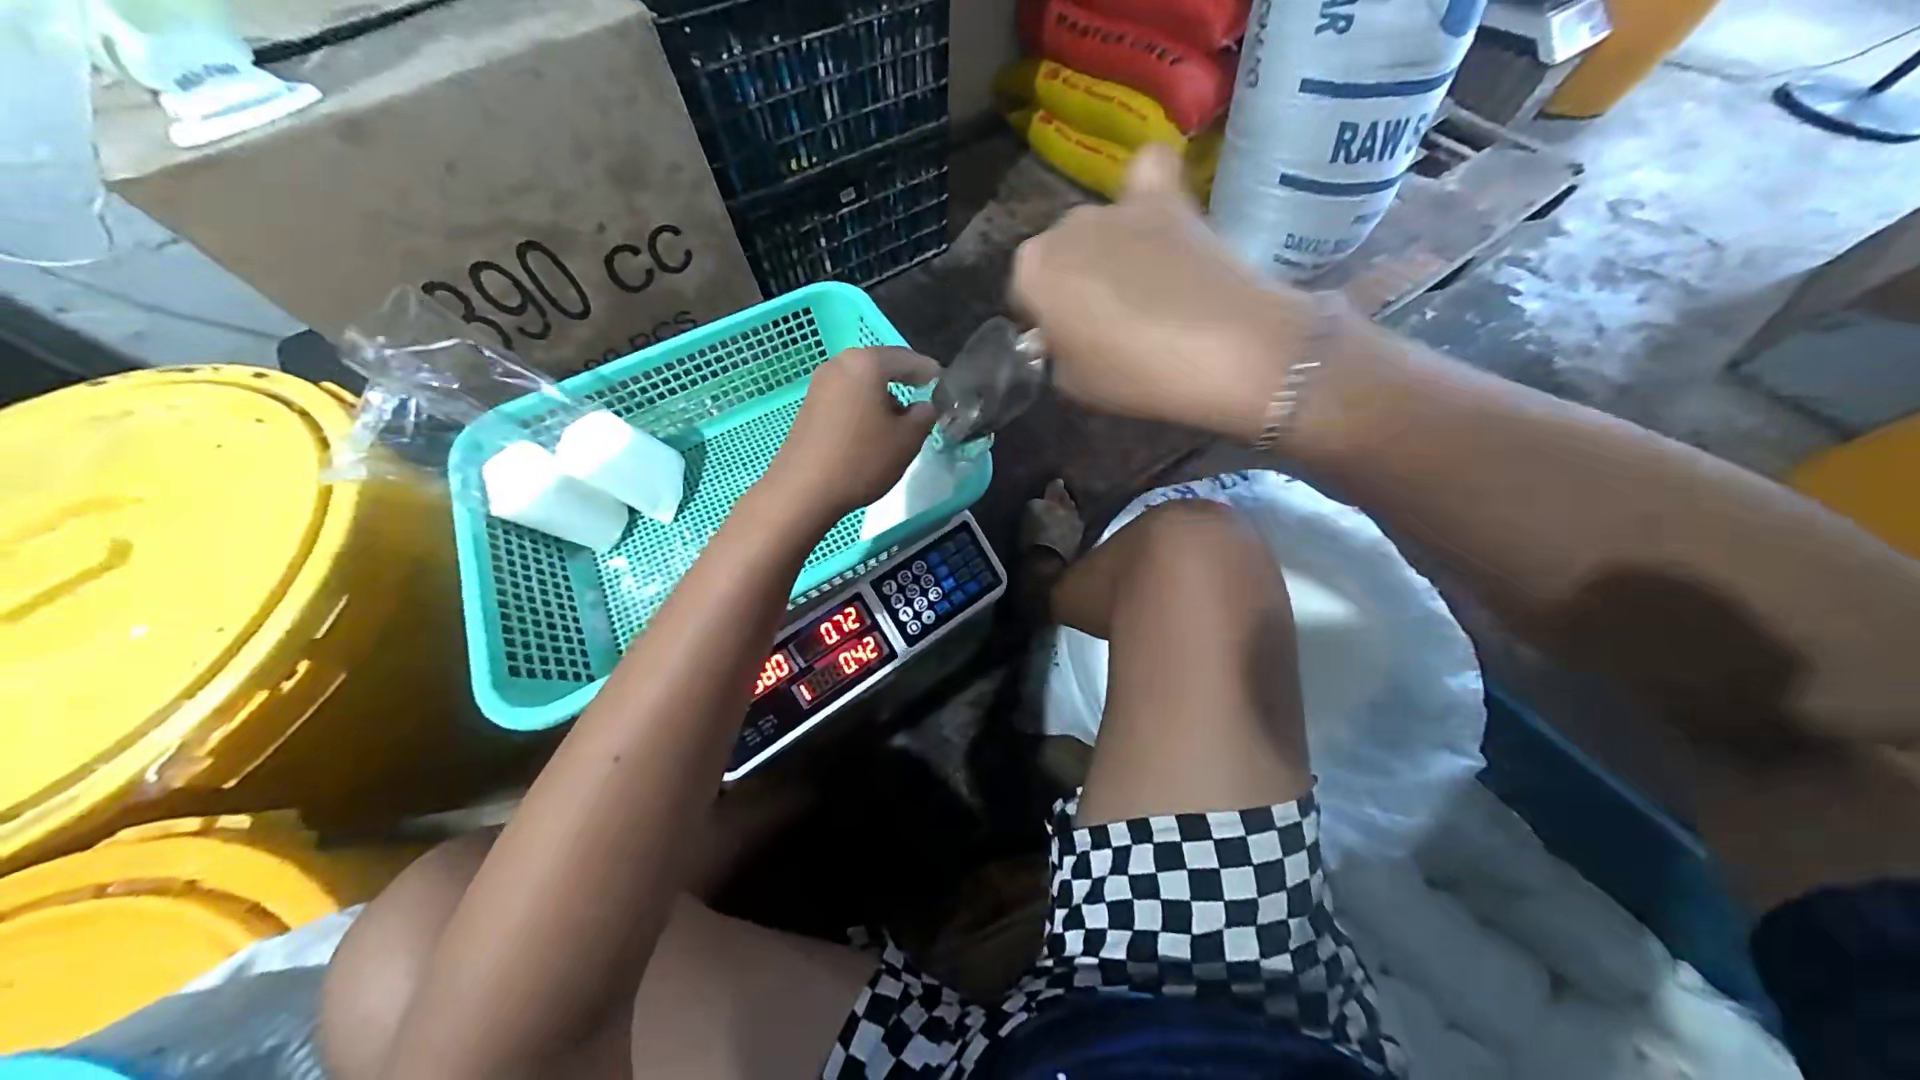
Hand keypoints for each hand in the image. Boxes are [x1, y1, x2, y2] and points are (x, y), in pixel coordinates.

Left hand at [768, 347, 937, 519]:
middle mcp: (840, 364)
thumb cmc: (862, 458)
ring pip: (863, 383)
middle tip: (924, 400)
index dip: (929, 372)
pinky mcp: (810, 406)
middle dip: (904, 382)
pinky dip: (864, 407)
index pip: (908, 359)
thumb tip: (924, 406)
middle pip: (881, 367)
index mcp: (867, 363)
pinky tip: (872, 431)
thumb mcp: (907, 439)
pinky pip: (847, 398)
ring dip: (883, 397)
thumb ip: (925, 415)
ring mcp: (820, 384)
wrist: (803, 490)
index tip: (943, 384)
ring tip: (899, 422)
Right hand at [1010, 145, 1322, 442]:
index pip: (1025, 292)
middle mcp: (1066, 225)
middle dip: (1075, 282)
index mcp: (1032, 269)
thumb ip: (1057, 351)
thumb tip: (1067, 334)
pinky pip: (1148, 172)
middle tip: (1110, 322)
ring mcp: (1119, 206)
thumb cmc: (1135, 374)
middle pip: (1061, 254)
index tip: (1071, 342)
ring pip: (1100, 226)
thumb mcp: (1072, 382)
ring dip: (1110, 250)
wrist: (1224, 350)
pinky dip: (1146, 189)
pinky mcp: (1171, 198)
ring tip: (1147, 287)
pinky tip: (1156, 213)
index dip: (1046, 320)